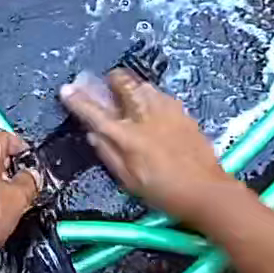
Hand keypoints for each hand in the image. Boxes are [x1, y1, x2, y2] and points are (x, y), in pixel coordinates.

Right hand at [58, 69, 237, 224]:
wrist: (207, 190)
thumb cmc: (164, 192)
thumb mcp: (129, 181)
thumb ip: (108, 154)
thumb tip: (93, 134)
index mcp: (127, 136)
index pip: (95, 113)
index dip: (78, 100)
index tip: (66, 90)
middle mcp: (145, 116)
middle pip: (122, 83)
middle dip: (110, 80)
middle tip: (105, 84)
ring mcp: (166, 110)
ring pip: (142, 84)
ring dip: (131, 85)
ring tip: (128, 94)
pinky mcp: (182, 111)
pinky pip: (160, 94)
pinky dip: (150, 95)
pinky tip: (151, 107)